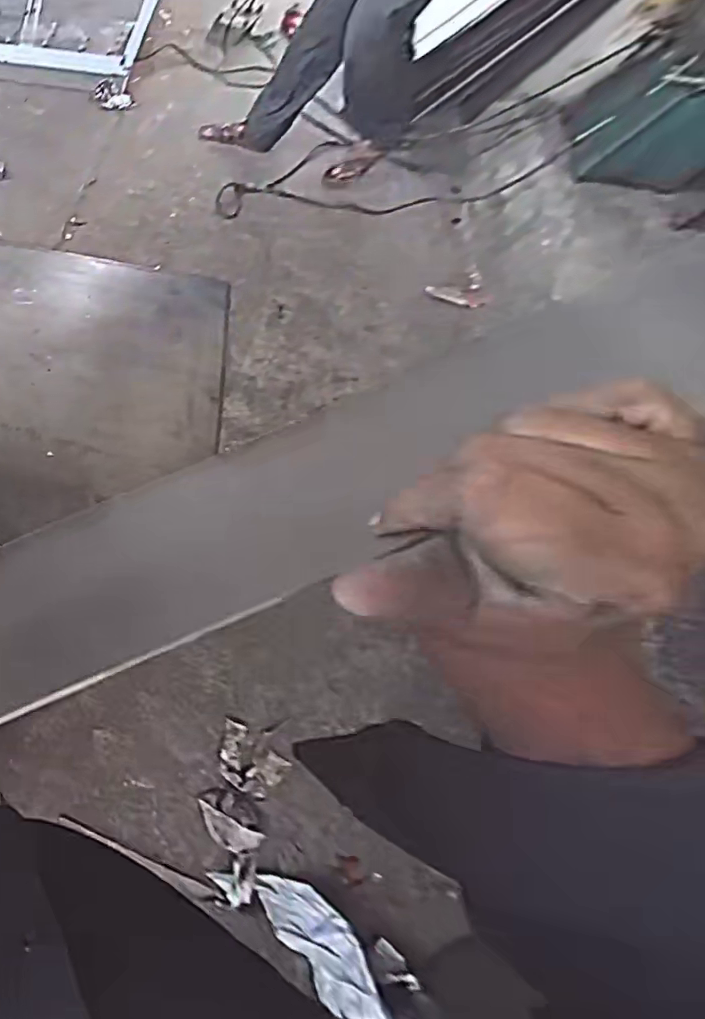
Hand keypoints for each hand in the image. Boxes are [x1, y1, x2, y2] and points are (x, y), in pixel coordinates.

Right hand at [334, 379, 704, 626]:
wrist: (578, 614)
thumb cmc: (504, 621)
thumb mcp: (448, 616)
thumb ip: (408, 592)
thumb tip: (348, 590)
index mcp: (614, 568)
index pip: (488, 488)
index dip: (425, 502)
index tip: (403, 530)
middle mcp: (675, 517)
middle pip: (502, 451)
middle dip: (448, 481)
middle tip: (447, 519)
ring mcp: (692, 472)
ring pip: (536, 422)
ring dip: (491, 453)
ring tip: (491, 493)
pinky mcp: (697, 441)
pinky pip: (610, 397)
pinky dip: (566, 416)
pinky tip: (553, 455)